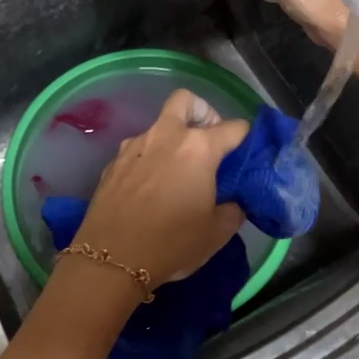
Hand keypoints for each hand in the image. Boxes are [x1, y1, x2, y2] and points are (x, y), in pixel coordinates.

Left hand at [72, 89, 249, 287]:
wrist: (111, 257)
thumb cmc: (172, 242)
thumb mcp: (217, 232)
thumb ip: (233, 208)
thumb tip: (234, 200)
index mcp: (198, 147)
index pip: (234, 127)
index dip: (246, 138)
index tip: (247, 155)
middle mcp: (166, 135)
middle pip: (186, 100)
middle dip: (202, 113)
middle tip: (208, 144)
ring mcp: (135, 145)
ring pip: (159, 125)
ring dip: (172, 139)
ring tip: (177, 175)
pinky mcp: (113, 161)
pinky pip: (139, 149)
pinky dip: (150, 159)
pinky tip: (150, 189)